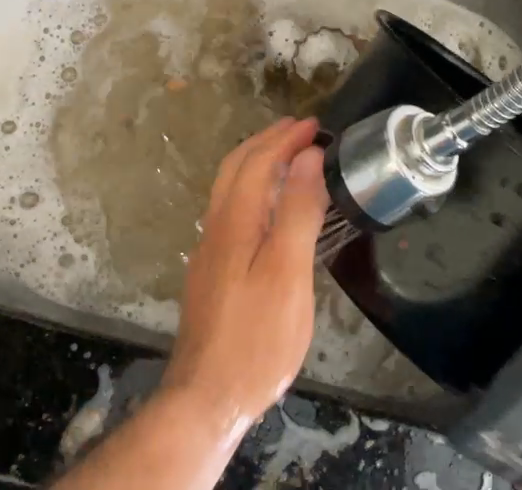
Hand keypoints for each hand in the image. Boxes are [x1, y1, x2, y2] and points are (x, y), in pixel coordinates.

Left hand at [163, 117, 327, 426]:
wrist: (207, 396)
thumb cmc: (256, 337)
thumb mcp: (288, 273)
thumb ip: (297, 212)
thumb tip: (307, 158)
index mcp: (235, 223)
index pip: (257, 163)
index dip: (285, 139)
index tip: (314, 125)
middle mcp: (216, 229)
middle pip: (235, 169)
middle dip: (267, 142)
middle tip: (300, 130)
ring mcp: (210, 253)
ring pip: (230, 190)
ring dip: (257, 164)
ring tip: (288, 159)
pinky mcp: (212, 274)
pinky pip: (232, 211)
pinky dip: (254, 190)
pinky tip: (270, 211)